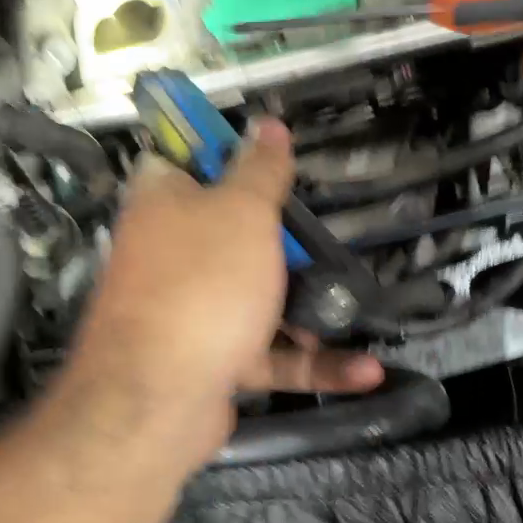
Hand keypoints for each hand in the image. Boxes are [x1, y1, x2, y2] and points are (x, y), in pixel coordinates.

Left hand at [54, 119, 383, 465]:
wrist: (158, 398)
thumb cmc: (202, 285)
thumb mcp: (242, 212)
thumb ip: (260, 170)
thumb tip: (266, 125)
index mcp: (160, 204)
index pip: (180, 161)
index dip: (221, 154)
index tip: (268, 160)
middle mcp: (166, 256)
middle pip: (228, 233)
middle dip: (281, 240)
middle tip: (321, 238)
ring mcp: (186, 313)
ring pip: (253, 299)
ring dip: (306, 307)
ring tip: (353, 306)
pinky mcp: (208, 363)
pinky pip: (265, 357)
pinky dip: (311, 364)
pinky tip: (365, 371)